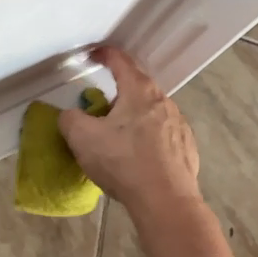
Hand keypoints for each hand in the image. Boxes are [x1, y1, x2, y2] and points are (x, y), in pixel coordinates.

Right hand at [58, 46, 200, 217]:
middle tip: (100, 109)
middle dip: (118, 93)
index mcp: (139, 91)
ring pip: (151, 112)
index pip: (120, 61)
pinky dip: (148, 139)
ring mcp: (179, 124)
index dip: (104, 54)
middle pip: (137, 87)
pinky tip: (139, 159)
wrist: (166, 202)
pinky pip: (163, 135)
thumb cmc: (123, 162)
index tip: (92, 56)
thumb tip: (71, 116)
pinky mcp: (187, 148)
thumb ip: (70, 119)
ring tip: (118, 138)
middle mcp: (163, 101)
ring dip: (134, 118)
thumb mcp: (82, 139)